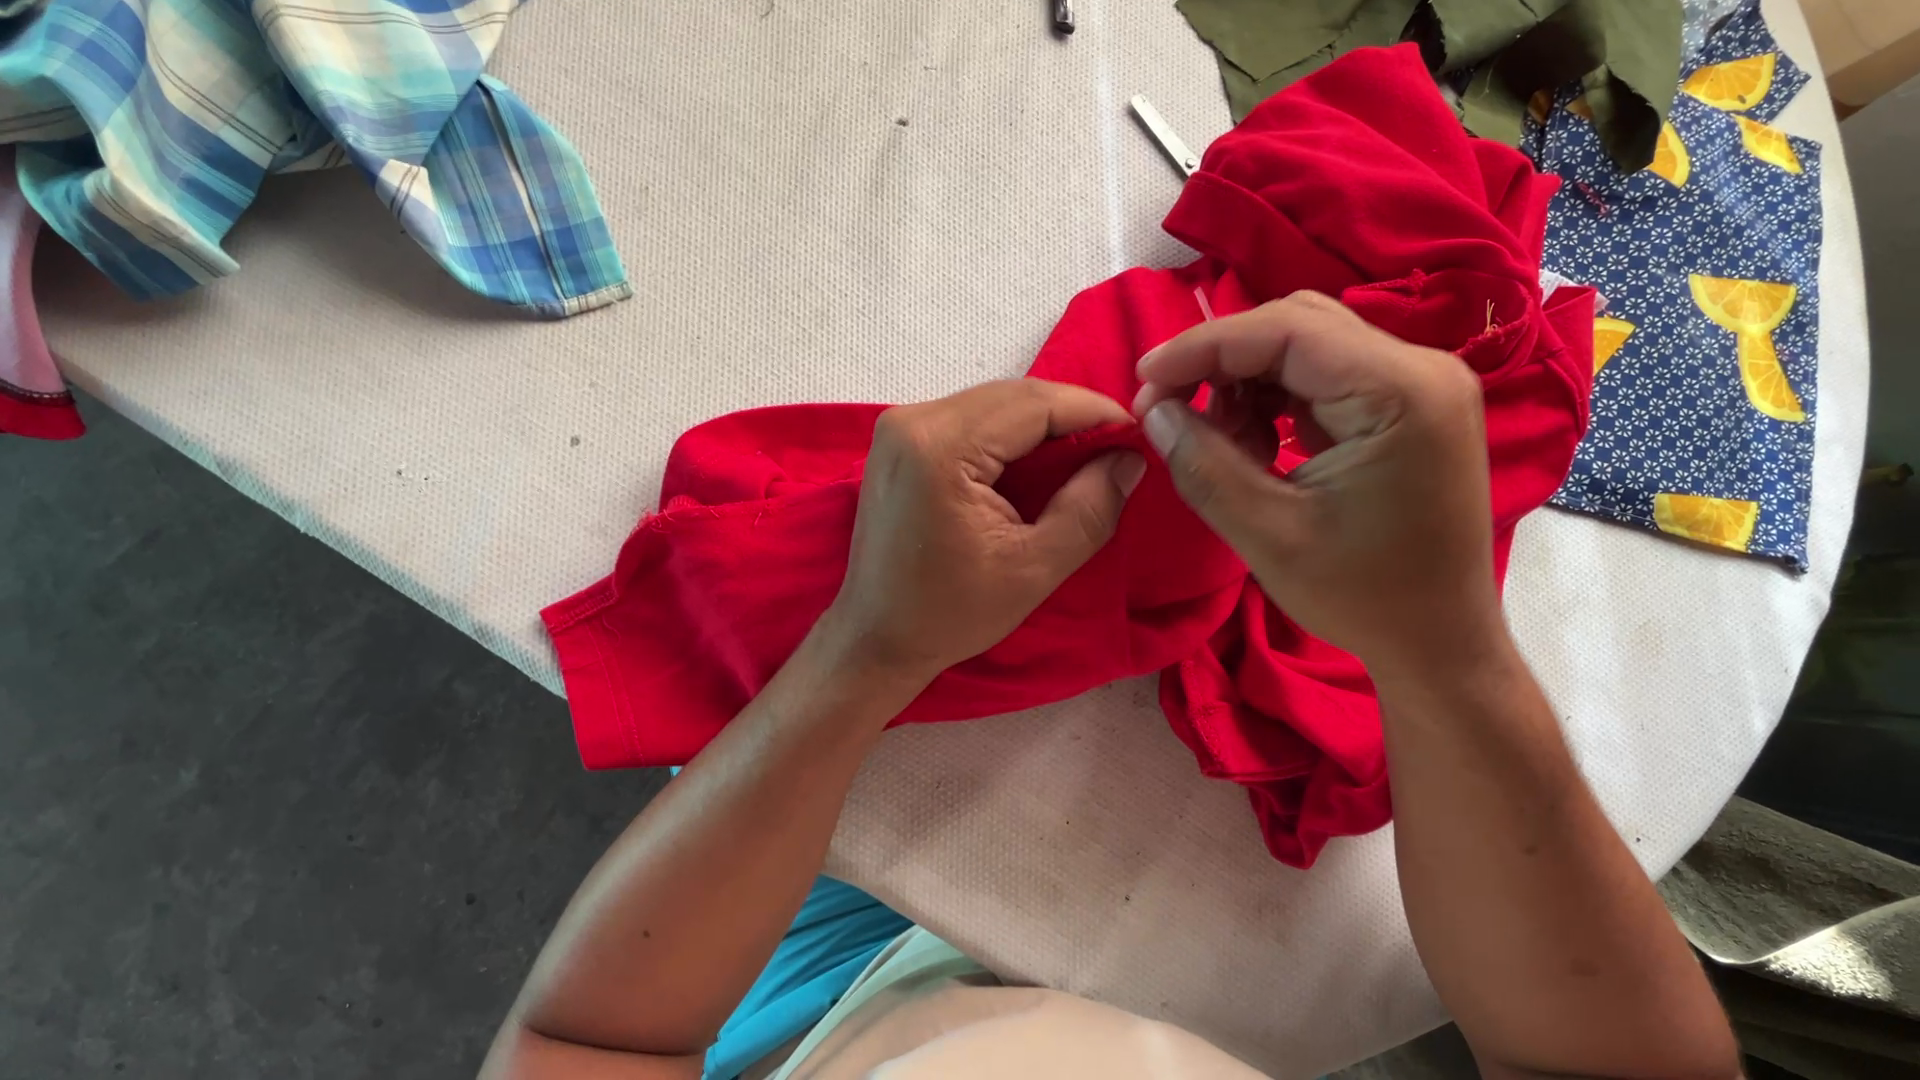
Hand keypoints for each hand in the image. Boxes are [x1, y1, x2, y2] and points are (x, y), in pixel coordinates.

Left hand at [823, 379, 1146, 686]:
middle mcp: (913, 420)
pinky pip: (970, 420)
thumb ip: (1089, 509)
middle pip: (1013, 397)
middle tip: (1117, 448)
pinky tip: (1039, 461)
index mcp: (939, 447)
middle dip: (1071, 417)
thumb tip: (1130, 460)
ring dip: (1042, 425)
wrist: (875, 638)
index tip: (1138, 435)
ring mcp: (900, 427)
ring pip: (993, 404)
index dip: (1094, 412)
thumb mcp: (1033, 569)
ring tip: (1087, 455)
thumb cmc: (950, 613)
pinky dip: (1010, 435)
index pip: (1034, 403)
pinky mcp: (899, 441)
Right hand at [1132, 291, 1503, 675]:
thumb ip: (1204, 465)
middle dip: (1222, 360)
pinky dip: (1274, 399)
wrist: (1438, 641)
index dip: (1204, 346)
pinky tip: (1252, 444)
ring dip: (1246, 381)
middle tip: (1169, 407)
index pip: (1287, 331)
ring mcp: (1418, 384)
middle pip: (1297, 325)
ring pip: (1307, 345)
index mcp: (1400, 392)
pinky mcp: (1406, 405)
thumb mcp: (1266, 535)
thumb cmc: (1360, 596)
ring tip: (1215, 440)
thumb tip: (1154, 410)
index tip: (1144, 380)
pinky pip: (1325, 375)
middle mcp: (1421, 368)